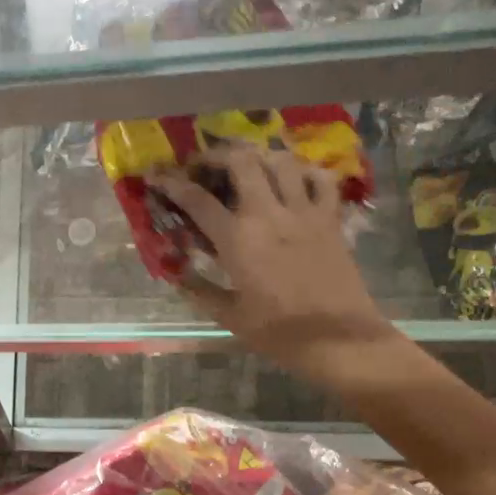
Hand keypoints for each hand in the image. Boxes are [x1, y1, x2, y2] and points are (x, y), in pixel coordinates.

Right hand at [150, 144, 400, 384]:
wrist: (337, 338)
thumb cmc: (278, 332)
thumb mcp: (230, 315)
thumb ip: (200, 291)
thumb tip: (176, 275)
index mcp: (238, 239)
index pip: (197, 200)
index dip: (172, 184)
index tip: (157, 176)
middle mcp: (269, 214)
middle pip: (242, 162)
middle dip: (217, 156)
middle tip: (204, 165)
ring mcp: (304, 212)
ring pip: (282, 161)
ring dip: (260, 157)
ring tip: (248, 166)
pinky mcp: (331, 218)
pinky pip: (321, 180)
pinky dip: (305, 172)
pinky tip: (294, 180)